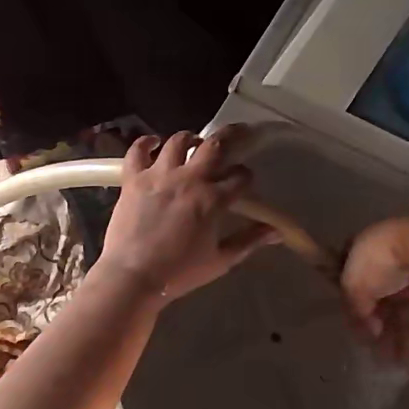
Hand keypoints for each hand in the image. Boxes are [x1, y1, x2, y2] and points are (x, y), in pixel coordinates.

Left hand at [94, 127, 279, 303]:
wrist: (133, 275)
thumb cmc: (179, 272)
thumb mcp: (221, 260)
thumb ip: (249, 240)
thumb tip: (276, 231)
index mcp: (213, 199)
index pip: (240, 177)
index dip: (246, 177)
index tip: (244, 181)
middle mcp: (188, 180)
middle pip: (215, 146)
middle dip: (231, 136)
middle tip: (238, 133)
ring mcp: (158, 176)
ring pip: (178, 142)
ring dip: (190, 139)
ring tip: (194, 144)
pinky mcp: (133, 179)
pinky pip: (137, 150)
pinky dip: (145, 143)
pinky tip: (153, 143)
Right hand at [340, 215, 408, 363]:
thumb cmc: (380, 259)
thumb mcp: (353, 284)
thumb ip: (354, 311)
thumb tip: (366, 335)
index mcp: (363, 259)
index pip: (357, 293)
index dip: (360, 317)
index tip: (364, 339)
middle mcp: (388, 266)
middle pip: (384, 305)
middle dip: (384, 334)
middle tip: (386, 360)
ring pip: (407, 311)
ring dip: (404, 338)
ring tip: (406, 363)